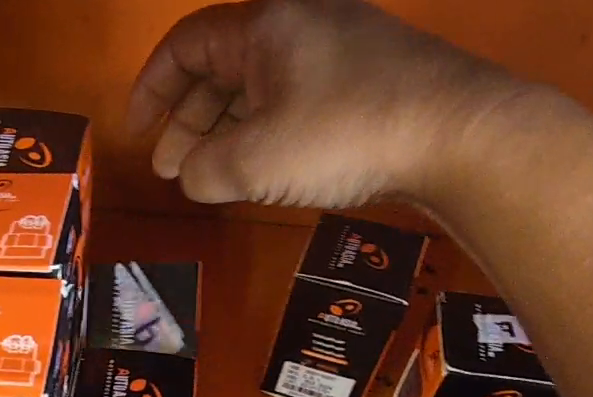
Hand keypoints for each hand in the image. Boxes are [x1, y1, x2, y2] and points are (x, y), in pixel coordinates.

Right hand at [128, 0, 531, 208]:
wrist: (455, 131)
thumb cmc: (343, 135)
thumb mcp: (253, 162)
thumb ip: (203, 170)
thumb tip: (191, 174)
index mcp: (264, 27)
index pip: (186, 46)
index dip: (152, 90)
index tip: (137, 134)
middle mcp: (299, 23)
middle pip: (221, 67)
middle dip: (187, 120)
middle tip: (171, 170)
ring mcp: (337, 47)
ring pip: (258, 86)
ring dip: (225, 131)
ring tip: (210, 177)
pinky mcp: (366, 75)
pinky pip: (292, 98)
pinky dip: (263, 131)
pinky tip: (261, 166)